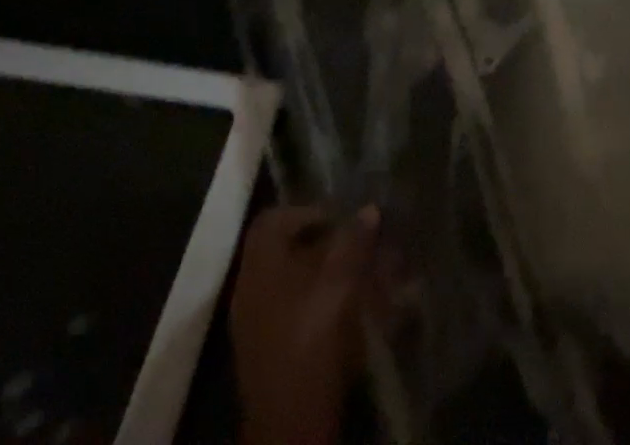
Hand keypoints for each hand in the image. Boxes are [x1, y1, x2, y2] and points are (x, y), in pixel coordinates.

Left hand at [230, 204, 381, 444]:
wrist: (290, 421)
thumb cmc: (312, 342)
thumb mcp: (339, 286)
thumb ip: (353, 245)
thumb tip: (368, 209)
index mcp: (260, 269)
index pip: (273, 220)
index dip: (308, 211)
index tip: (344, 219)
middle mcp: (253, 289)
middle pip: (290, 251)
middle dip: (333, 245)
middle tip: (369, 247)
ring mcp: (260, 321)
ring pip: (301, 281)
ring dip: (337, 273)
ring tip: (376, 278)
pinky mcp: (275, 346)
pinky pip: (302, 308)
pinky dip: (331, 300)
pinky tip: (363, 309)